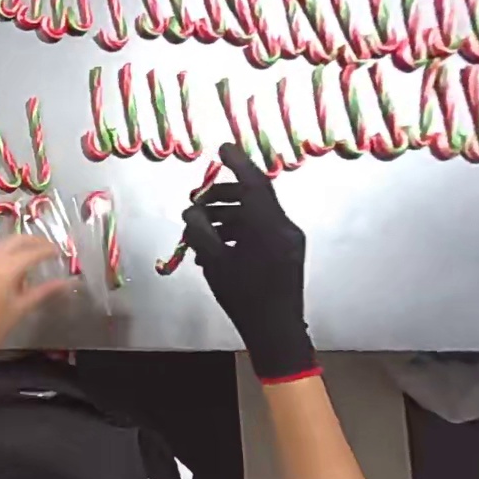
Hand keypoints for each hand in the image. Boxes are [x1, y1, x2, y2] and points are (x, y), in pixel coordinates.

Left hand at [0, 235, 72, 351]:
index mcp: (7, 269)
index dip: (49, 250)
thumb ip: (43, 292)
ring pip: (3, 244)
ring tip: (34, 256)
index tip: (60, 252)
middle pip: (17, 240)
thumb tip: (65, 283)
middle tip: (48, 248)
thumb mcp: (20, 309)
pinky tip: (13, 266)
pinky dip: (7, 252)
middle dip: (34, 241)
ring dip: (20, 245)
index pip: (33, 251)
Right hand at [182, 143, 316, 382]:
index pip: (254, 184)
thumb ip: (201, 233)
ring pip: (254, 215)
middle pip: (252, 198)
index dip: (237, 163)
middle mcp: (283, 227)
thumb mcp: (215, 264)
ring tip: (199, 229)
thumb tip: (191, 212)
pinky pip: (259, 230)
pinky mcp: (285, 251)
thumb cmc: (244, 298)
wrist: (276, 329)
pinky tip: (214, 245)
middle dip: (222, 195)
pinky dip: (236, 230)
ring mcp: (287, 239)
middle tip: (196, 202)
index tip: (222, 148)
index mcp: (269, 227)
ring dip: (225, 216)